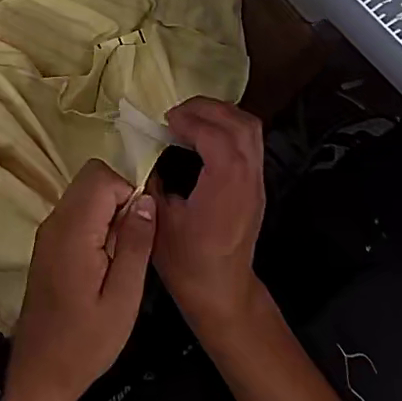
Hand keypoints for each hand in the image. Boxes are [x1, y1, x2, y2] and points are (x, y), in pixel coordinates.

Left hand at [4, 160, 155, 400]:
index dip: (127, 194)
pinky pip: (78, 212)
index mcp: (72, 232)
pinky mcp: (49, 242)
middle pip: (91, 177)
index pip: (101, 177)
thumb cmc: (84, 343)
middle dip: (120, 198)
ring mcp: (49, 231)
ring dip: (109, 212)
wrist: (37, 373)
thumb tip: (146, 199)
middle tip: (130, 244)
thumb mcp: (123, 299)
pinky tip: (104, 262)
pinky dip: (96, 223)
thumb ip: (136, 244)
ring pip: (85, 193)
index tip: (138, 232)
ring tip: (118, 257)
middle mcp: (55, 221)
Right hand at [154, 97, 267, 332]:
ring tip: (190, 118)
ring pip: (251, 129)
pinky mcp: (256, 185)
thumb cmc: (188, 263)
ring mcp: (257, 181)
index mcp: (225, 186)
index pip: (216, 136)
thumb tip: (144, 155)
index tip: (166, 120)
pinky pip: (250, 142)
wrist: (222, 292)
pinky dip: (228, 128)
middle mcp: (248, 178)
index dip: (190, 120)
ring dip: (221, 115)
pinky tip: (204, 135)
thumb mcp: (159, 222)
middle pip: (241, 124)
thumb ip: (153, 182)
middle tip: (177, 112)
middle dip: (208, 108)